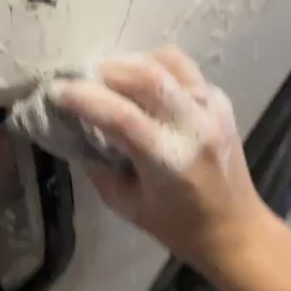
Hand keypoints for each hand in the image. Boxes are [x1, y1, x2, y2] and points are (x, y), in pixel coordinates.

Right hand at [53, 48, 280, 273]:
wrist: (235, 229)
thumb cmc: (176, 225)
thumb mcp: (125, 204)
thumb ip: (97, 164)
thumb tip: (74, 128)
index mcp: (168, 160)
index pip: (120, 115)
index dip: (83, 98)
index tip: (55, 92)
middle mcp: (193, 127)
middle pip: (145, 76)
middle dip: (104, 71)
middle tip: (79, 79)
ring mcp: (211, 108)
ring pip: (166, 61)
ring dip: (129, 62)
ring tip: (108, 78)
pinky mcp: (219, 100)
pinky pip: (182, 68)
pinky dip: (153, 68)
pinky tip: (140, 86)